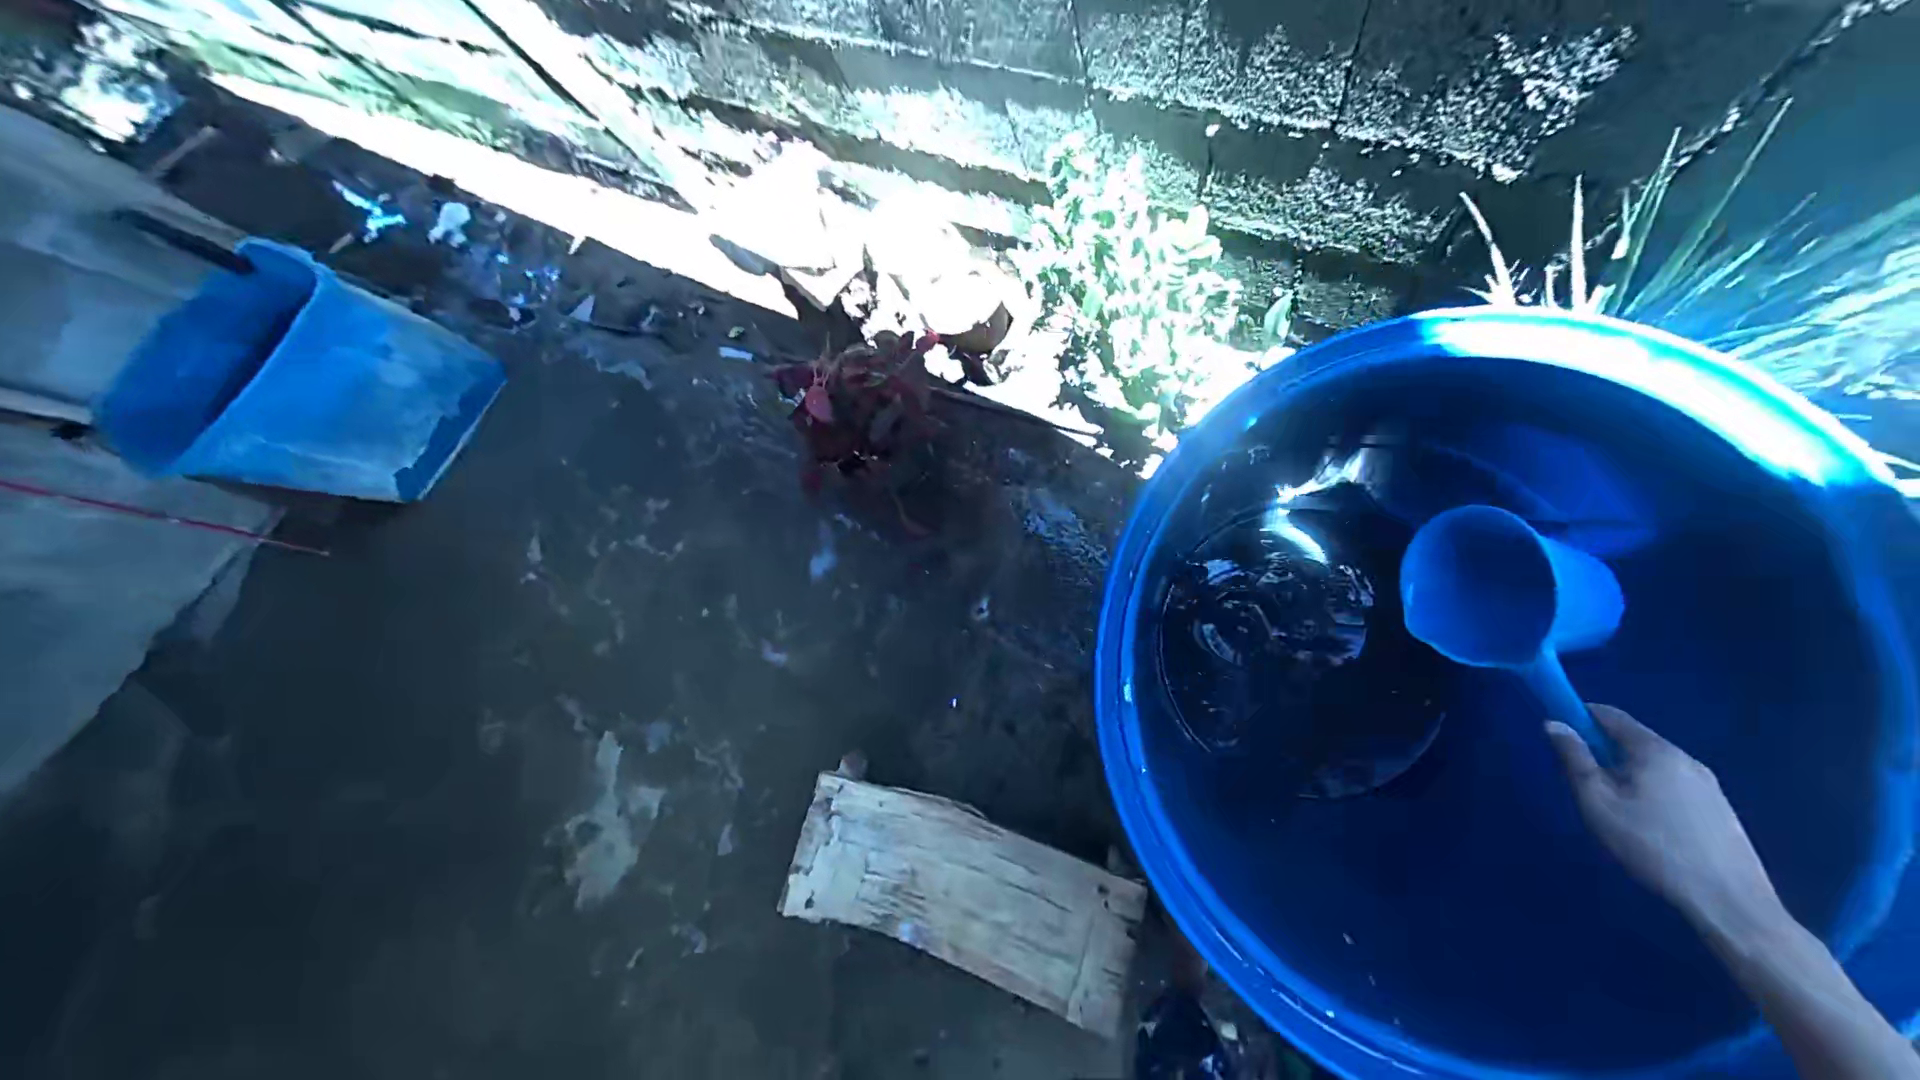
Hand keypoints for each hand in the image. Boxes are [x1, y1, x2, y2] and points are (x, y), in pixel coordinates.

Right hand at [1546, 705, 1784, 937]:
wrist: (1730, 902)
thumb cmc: (1651, 845)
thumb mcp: (1597, 800)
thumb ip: (1574, 758)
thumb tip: (1554, 723)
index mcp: (1655, 751)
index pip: (1610, 715)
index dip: (1578, 715)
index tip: (1559, 734)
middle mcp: (1686, 759)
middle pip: (1632, 739)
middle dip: (1601, 748)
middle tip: (1581, 778)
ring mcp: (1709, 785)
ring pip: (1652, 763)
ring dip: (1625, 770)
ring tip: (1612, 805)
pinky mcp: (1720, 808)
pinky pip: (1672, 782)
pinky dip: (1648, 787)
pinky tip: (1645, 820)